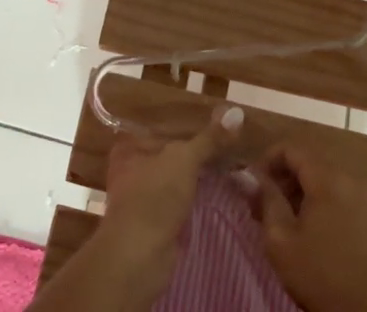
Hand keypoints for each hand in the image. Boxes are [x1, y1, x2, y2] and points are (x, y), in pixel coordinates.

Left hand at [101, 105, 242, 271]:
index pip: (166, 132)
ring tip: (235, 175)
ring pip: (178, 184)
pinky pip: (181, 206)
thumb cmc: (154, 196)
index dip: (194, 132)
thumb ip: (209, 139)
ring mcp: (143, 200)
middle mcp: (132, 171)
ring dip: (201, 183)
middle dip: (200, 159)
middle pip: (173, 159)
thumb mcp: (184, 159)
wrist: (139, 255)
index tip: (224, 133)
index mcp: (130, 148)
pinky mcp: (155, 226)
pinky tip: (222, 200)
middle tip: (235, 155)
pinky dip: (198, 204)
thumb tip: (236, 111)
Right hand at [250, 145, 366, 311]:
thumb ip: (265, 200)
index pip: (293, 149)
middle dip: (285, 176)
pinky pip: (345, 193)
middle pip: (312, 162)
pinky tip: (314, 227)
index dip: (268, 159)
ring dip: (304, 189)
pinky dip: (325, 200)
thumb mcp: (281, 240)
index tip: (253, 182)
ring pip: (329, 178)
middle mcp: (353, 179)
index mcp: (330, 179)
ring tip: (287, 217)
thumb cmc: (320, 276)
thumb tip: (249, 175)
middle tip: (265, 203)